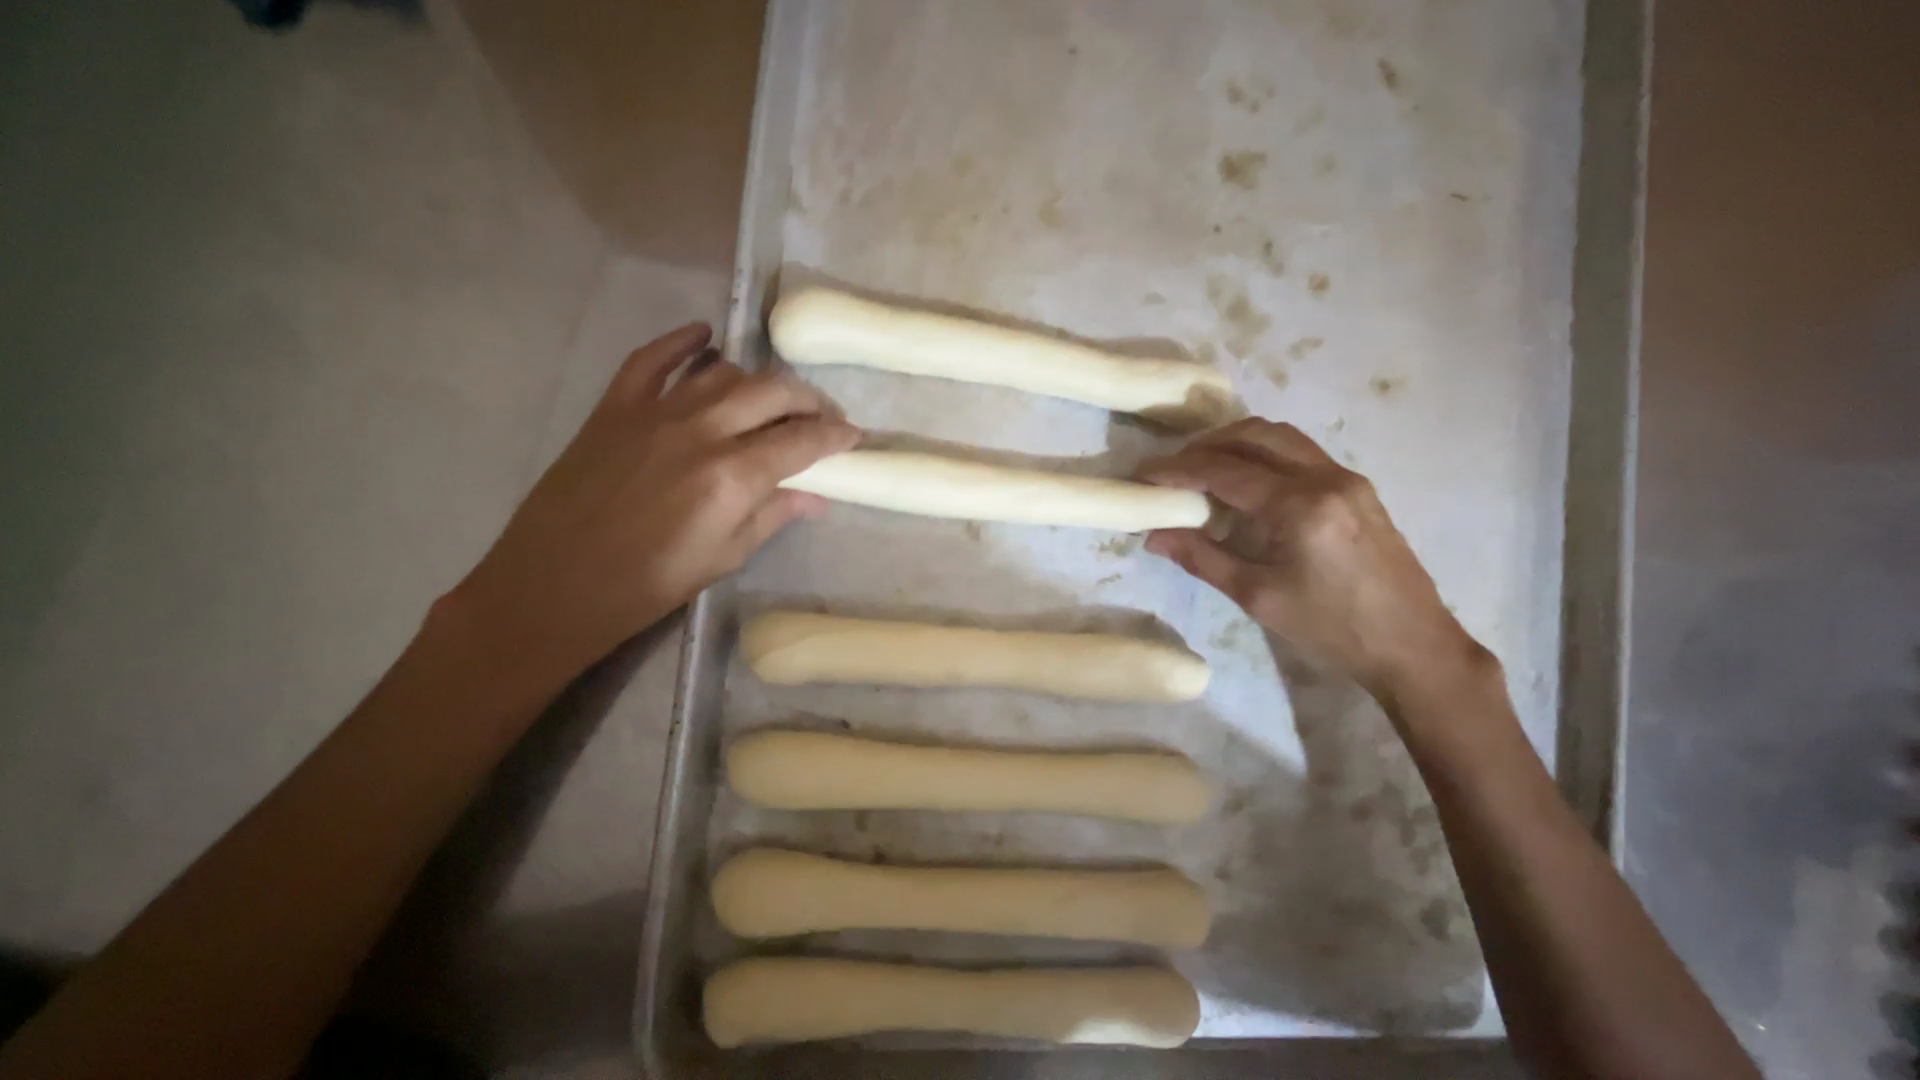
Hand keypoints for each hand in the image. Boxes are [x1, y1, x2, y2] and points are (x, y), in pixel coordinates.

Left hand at [445, 323, 858, 688]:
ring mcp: (654, 412)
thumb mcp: (722, 558)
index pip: (801, 441)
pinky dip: (682, 342)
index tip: (854, 436)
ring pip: (723, 372)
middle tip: (821, 415)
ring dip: (758, 379)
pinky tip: (705, 336)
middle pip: (771, 393)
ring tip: (772, 396)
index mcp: (731, 477)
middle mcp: (700, 431)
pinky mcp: (615, 407)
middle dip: (808, 400)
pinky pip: (652, 359)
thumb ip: (771, 517)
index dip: (835, 436)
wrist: (554, 585)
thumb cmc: (646, 586)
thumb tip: (816, 496)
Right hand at [1140, 418, 1486, 698]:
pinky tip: (1248, 485)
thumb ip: (1203, 558)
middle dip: (1207, 446)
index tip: (1143, 475)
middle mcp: (1326, 478)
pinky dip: (1266, 456)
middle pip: (1256, 435)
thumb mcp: (1259, 597)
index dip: (1179, 469)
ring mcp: (1348, 479)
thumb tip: (1154, 535)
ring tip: (1205, 470)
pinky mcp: (1359, 489)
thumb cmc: (1332, 628)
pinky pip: (1302, 454)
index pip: (1226, 471)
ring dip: (1238, 444)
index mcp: (1300, 506)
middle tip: (1173, 469)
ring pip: (1282, 438)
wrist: (1412, 645)